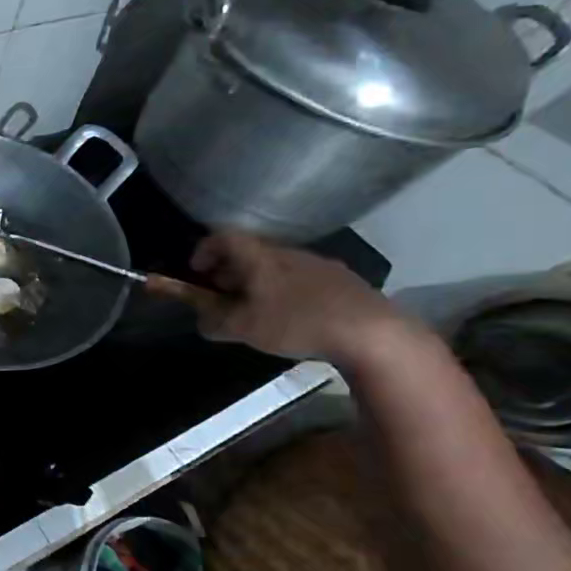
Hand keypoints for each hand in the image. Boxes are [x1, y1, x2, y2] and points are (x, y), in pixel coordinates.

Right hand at [147, 231, 421, 364]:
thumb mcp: (242, 328)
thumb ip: (214, 321)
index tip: (197, 271)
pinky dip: (287, 290)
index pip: (224, 237)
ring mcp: (320, 264)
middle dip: (231, 270)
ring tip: (258, 308)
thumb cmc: (296, 324)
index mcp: (261, 258)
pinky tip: (294, 316)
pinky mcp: (344, 280)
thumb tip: (201, 320)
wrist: (373, 333)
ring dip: (260, 280)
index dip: (205, 249)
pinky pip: (304, 278)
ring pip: (279, 265)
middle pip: (251, 251)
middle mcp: (289, 253)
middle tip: (223, 294)